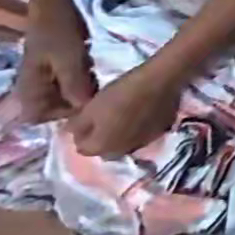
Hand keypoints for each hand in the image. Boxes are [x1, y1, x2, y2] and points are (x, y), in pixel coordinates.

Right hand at [17, 13, 94, 123]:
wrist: (57, 5)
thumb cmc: (60, 31)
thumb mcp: (68, 59)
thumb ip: (73, 85)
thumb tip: (83, 110)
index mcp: (28, 86)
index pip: (35, 117)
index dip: (59, 117)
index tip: (85, 108)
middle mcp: (33, 85)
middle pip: (52, 109)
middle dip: (75, 106)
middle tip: (100, 96)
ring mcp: (45, 76)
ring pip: (63, 97)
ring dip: (83, 95)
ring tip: (103, 86)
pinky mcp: (60, 67)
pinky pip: (72, 84)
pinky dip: (86, 84)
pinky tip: (101, 76)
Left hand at [67, 65, 184, 158]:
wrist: (160, 83)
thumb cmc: (120, 94)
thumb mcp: (89, 108)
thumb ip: (77, 126)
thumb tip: (74, 133)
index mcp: (101, 146)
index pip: (82, 148)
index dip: (81, 134)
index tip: (85, 120)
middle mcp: (123, 151)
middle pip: (106, 150)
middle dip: (102, 139)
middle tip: (104, 121)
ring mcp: (145, 143)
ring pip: (126, 144)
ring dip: (122, 136)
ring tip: (124, 118)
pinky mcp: (161, 133)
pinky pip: (144, 136)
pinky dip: (140, 130)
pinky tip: (142, 116)